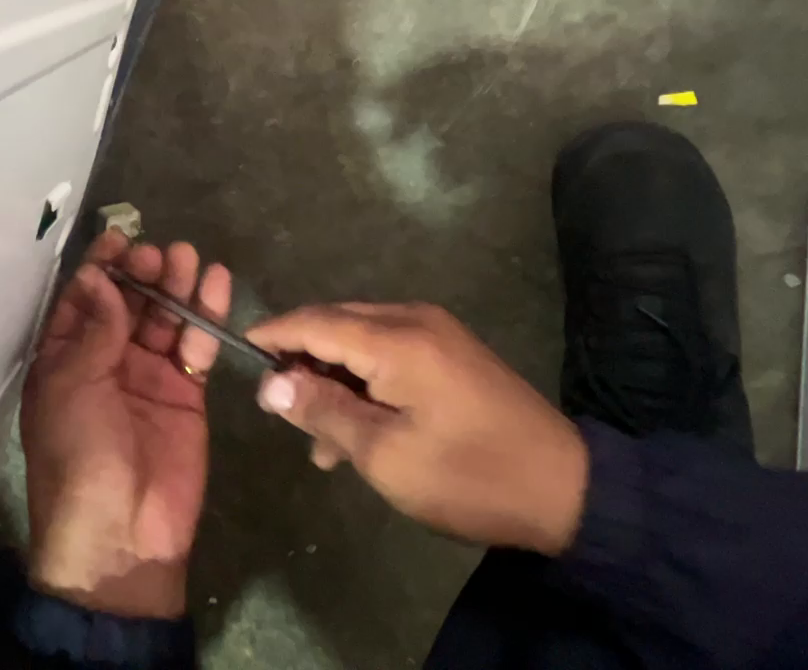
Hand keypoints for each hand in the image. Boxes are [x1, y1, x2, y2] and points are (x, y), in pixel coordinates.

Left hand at [20, 232, 230, 617]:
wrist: (123, 535)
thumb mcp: (73, 386)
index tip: (120, 237)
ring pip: (163, 319)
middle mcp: (105, 361)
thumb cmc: (80, 457)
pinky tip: (217, 286)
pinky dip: (206, 318)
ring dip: (175, 288)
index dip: (100, 267)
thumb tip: (98, 275)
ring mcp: (148, 376)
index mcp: (65, 359)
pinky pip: (195, 347)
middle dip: (141, 274)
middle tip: (158, 254)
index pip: (83, 300)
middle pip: (127, 304)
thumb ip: (94, 329)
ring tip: (188, 258)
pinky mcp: (186, 393)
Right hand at [244, 302, 588, 555]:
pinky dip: (362, 380)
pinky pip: (387, 350)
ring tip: (316, 436)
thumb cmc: (469, 475)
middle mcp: (413, 319)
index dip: (274, 335)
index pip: (314, 322)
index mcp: (396, 340)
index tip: (240, 349)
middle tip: (277, 403)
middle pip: (334, 324)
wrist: (567, 489)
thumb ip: (323, 412)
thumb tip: (270, 385)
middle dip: (301, 359)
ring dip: (332, 377)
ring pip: (359, 339)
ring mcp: (436, 331)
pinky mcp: (449, 349)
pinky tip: (355, 427)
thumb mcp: (386, 455)